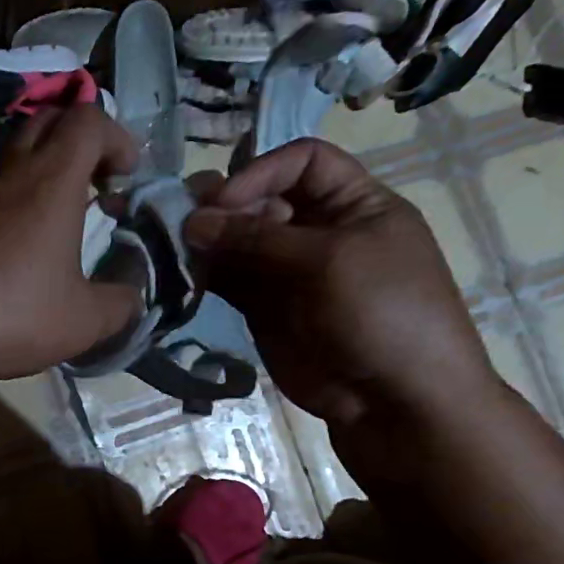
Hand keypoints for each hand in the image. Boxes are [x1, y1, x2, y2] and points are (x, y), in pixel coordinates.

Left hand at [0, 104, 143, 382]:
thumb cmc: (10, 315)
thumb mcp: (82, 321)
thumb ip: (119, 304)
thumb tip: (132, 298)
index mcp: (52, 181)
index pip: (88, 119)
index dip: (117, 136)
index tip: (127, 176)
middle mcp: (9, 172)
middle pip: (47, 120)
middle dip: (80, 139)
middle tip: (96, 182)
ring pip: (12, 151)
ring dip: (42, 166)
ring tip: (59, 211)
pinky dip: (11, 195)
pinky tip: (16, 240)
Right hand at [184, 138, 503, 429]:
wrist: (394, 400)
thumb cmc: (383, 314)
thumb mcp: (329, 261)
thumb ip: (258, 236)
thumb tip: (192, 219)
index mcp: (354, 203)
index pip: (303, 162)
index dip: (261, 173)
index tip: (222, 202)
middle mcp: (317, 230)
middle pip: (261, 199)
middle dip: (222, 207)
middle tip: (179, 221)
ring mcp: (287, 270)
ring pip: (237, 240)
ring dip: (205, 240)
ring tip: (169, 246)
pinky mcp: (262, 306)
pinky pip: (227, 279)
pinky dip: (203, 274)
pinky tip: (180, 274)